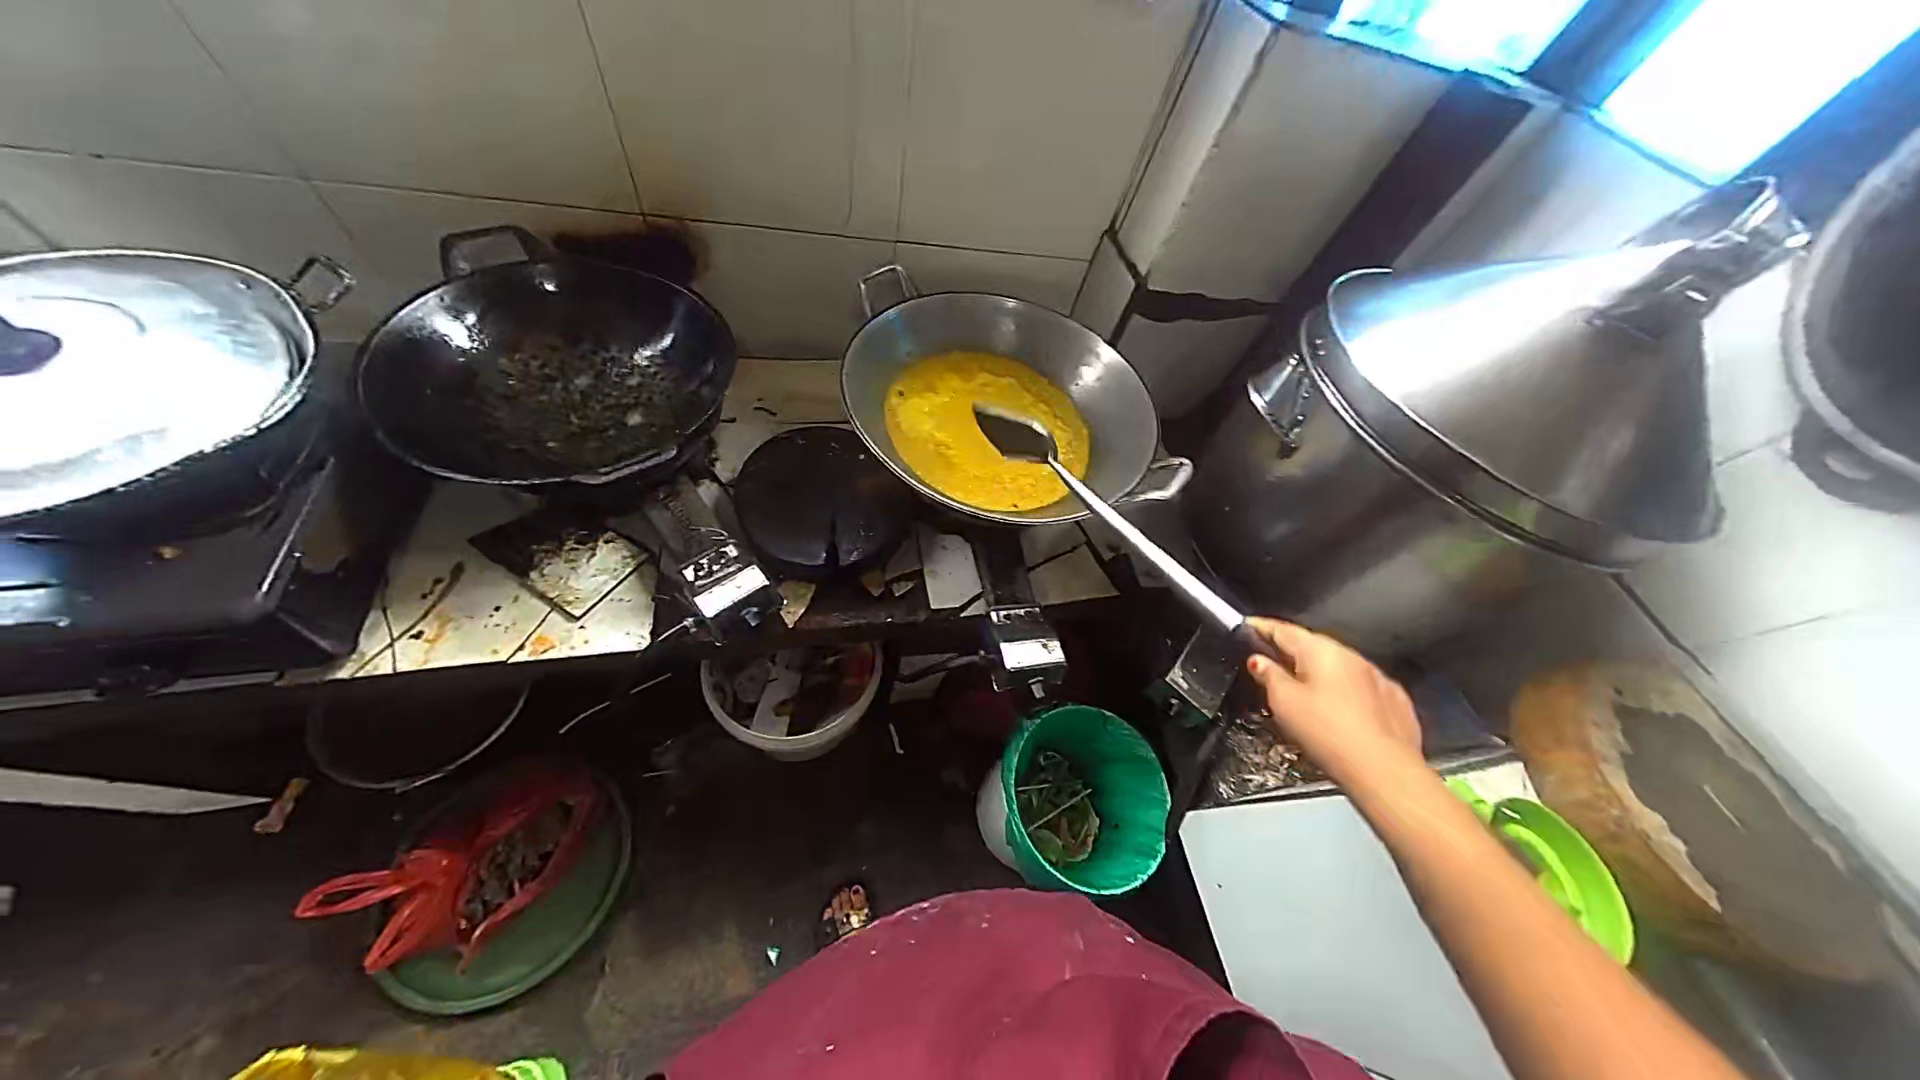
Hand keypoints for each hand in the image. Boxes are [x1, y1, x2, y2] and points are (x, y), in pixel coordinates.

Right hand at [1242, 617, 1422, 788]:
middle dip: (1289, 653)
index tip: (1251, 626)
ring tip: (1299, 694)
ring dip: (1317, 675)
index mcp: (1321, 651)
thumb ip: (1268, 675)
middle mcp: (1352, 657)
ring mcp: (1376, 678)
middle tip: (1267, 663)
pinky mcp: (1393, 701)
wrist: (1383, 770)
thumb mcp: (1284, 702)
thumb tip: (1259, 662)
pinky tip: (1335, 713)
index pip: (1284, 630)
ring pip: (1337, 668)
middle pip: (1312, 647)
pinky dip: (1342, 694)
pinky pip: (1359, 688)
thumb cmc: (1331, 735)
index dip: (1262, 627)